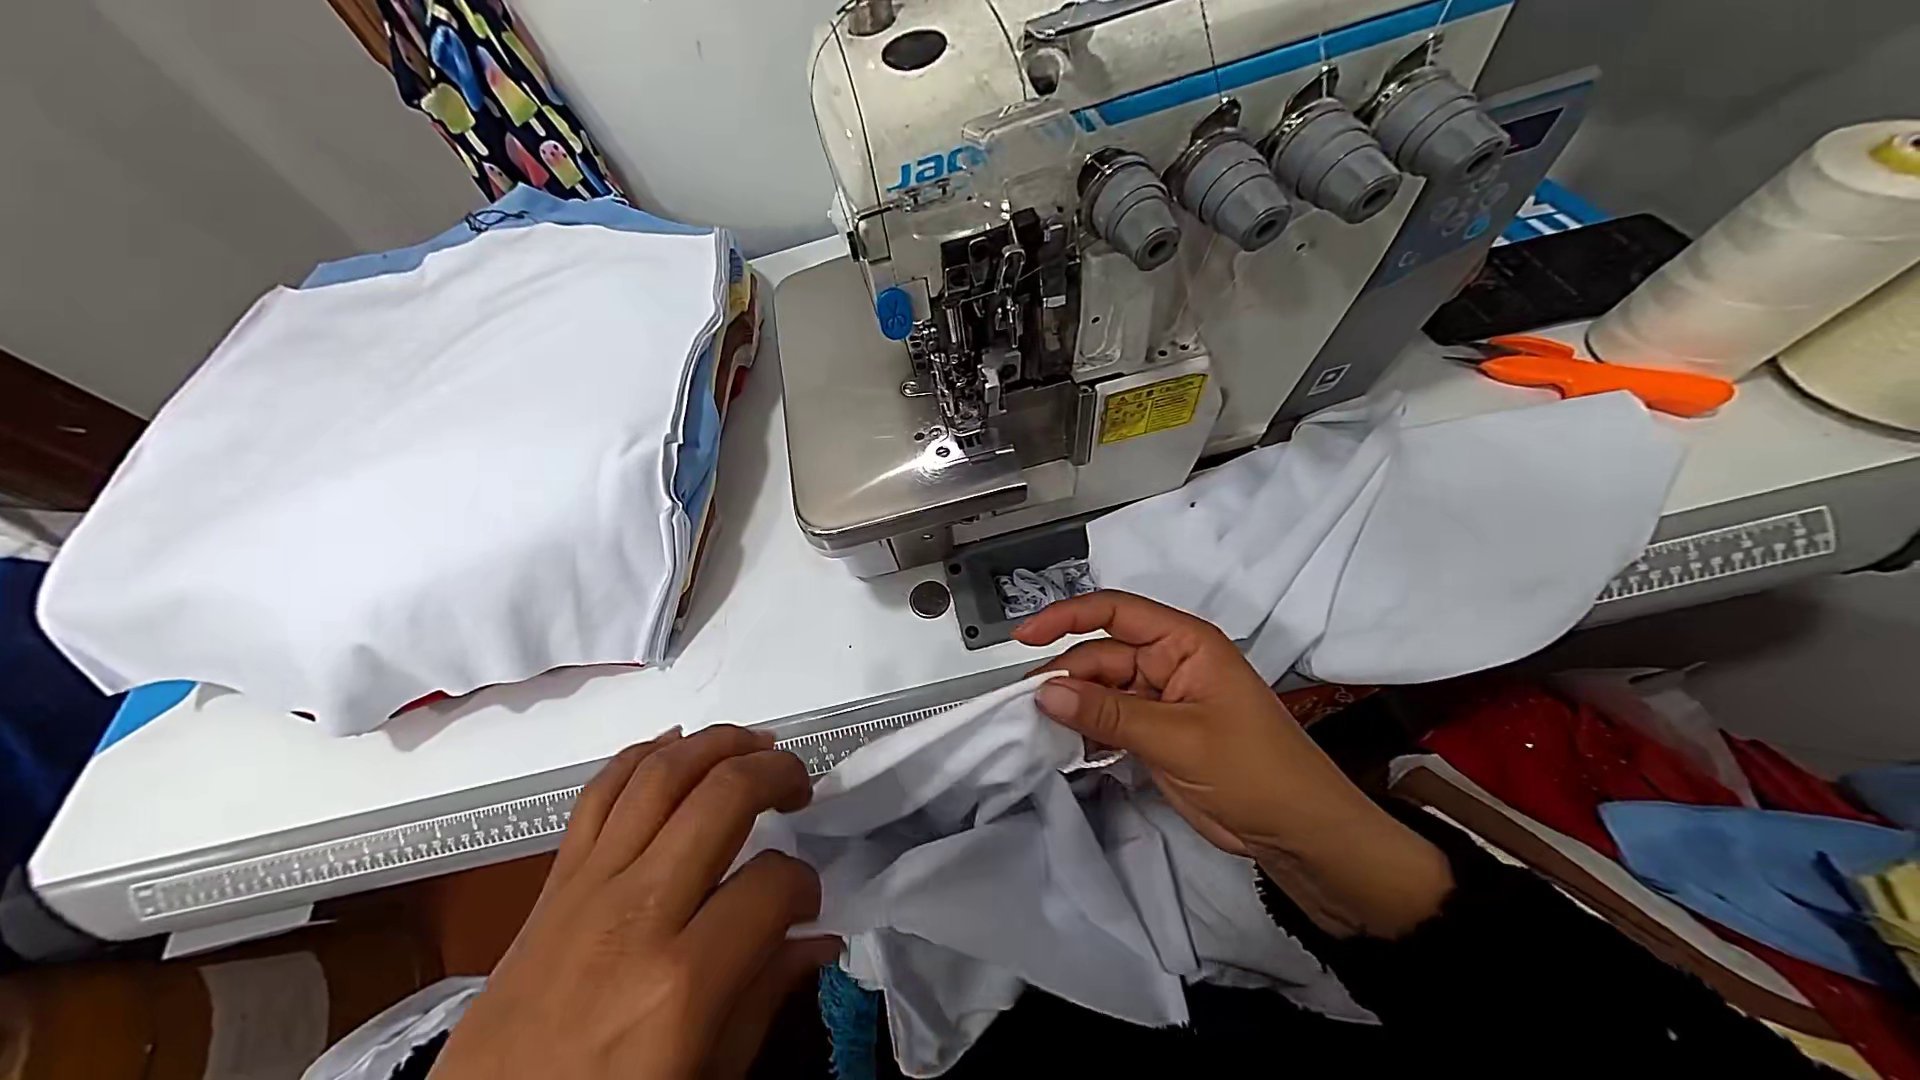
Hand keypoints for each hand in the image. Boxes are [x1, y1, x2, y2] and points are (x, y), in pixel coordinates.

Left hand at [430, 727, 839, 1079]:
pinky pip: (600, 792)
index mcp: (680, 981)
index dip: (805, 883)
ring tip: (757, 744)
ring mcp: (588, 887)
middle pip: (721, 796)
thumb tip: (818, 940)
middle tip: (800, 787)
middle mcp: (637, 913)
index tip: (806, 899)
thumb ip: (765, 996)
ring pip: (662, 774)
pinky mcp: (553, 881)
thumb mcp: (706, 1076)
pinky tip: (678, 743)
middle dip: (776, 772)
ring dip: (719, 742)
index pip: (772, 884)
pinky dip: (643, 753)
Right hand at [1014, 591, 1452, 938]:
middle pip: (1101, 656)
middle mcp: (1168, 662)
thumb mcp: (1177, 738)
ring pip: (1101, 691)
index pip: (1115, 612)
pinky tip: (1064, 745)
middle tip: (1025, 705)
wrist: (1301, 835)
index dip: (1066, 617)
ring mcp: (1161, 699)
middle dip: (1065, 676)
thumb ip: (1108, 714)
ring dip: (1072, 706)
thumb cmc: (1253, 770)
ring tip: (1036, 725)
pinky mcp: (1156, 733)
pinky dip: (1087, 731)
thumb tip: (1046, 691)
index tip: (1023, 638)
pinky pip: (1110, 721)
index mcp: (1183, 643)